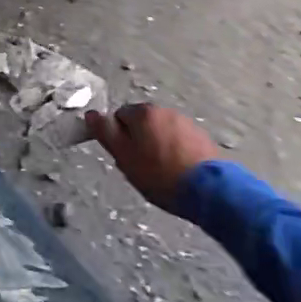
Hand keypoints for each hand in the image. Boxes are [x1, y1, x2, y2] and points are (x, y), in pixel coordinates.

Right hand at [86, 103, 222, 209]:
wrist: (209, 190)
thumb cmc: (159, 174)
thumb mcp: (124, 157)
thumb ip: (105, 133)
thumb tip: (91, 114)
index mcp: (142, 113)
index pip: (119, 117)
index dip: (119, 137)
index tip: (125, 157)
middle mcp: (164, 111)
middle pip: (142, 123)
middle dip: (140, 140)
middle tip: (142, 166)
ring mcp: (186, 123)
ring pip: (162, 132)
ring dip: (159, 145)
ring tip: (163, 172)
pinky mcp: (203, 138)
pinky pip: (181, 141)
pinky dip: (177, 151)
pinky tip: (179, 171)